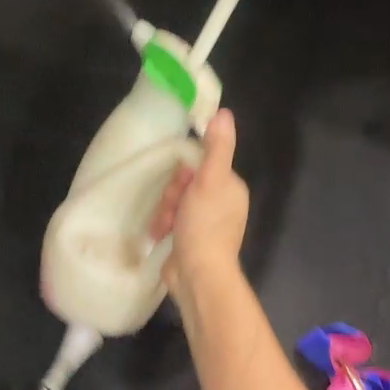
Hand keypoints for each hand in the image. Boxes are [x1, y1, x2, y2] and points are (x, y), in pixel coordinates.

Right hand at [150, 109, 248, 290]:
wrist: (197, 276)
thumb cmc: (205, 227)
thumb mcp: (210, 180)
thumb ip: (217, 147)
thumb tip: (223, 113)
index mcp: (230, 188)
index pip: (201, 164)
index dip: (184, 172)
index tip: (180, 185)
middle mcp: (221, 205)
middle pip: (185, 184)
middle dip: (171, 196)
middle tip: (171, 210)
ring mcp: (205, 226)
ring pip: (175, 204)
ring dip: (164, 213)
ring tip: (162, 228)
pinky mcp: (190, 242)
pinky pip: (172, 223)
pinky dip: (163, 227)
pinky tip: (159, 236)